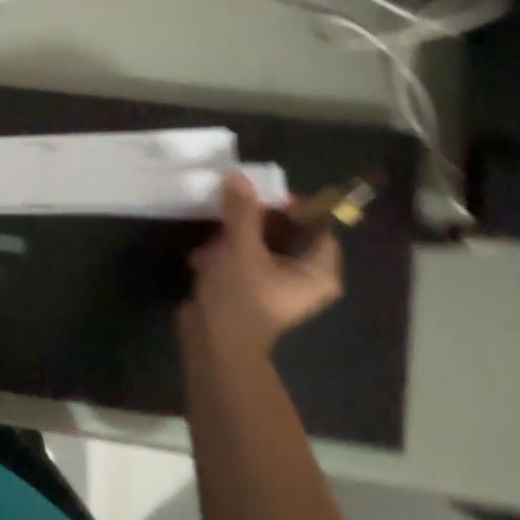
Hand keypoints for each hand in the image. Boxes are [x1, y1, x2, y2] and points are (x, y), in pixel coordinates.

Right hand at [182, 172, 342, 356]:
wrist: (213, 342)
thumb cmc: (240, 296)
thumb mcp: (240, 248)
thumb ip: (241, 212)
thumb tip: (238, 176)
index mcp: (318, 272)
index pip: (317, 228)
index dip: (294, 208)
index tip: (261, 193)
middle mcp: (304, 280)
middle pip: (285, 236)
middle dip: (252, 223)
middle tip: (229, 210)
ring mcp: (276, 289)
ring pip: (259, 248)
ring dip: (231, 239)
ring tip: (210, 239)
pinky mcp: (250, 294)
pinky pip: (243, 264)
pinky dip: (223, 257)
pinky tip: (202, 259)